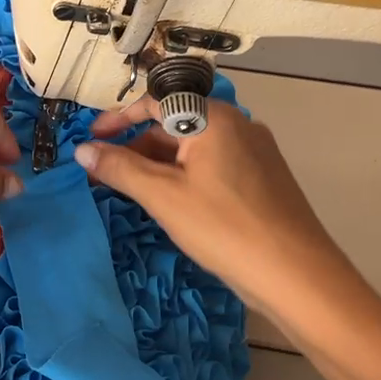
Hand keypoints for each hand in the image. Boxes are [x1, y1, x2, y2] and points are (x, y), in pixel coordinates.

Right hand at [76, 97, 361, 317]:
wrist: (299, 278)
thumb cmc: (225, 227)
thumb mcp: (162, 196)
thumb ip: (118, 168)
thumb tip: (81, 150)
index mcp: (214, 118)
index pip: (156, 101)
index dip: (118, 118)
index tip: (91, 141)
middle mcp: (237, 126)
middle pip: (174, 123)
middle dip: (134, 146)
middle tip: (103, 172)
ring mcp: (254, 153)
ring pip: (192, 148)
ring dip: (155, 163)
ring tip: (129, 190)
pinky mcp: (262, 180)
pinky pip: (210, 165)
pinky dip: (181, 176)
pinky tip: (167, 203)